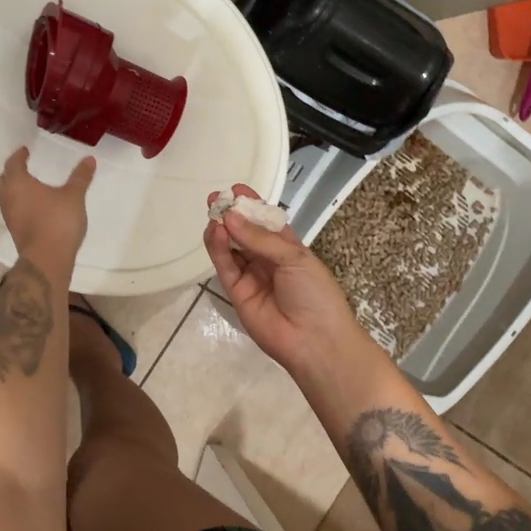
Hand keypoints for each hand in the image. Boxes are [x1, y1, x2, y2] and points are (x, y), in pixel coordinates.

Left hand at [0, 147, 95, 264]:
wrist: (47, 259)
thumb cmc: (57, 221)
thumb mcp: (73, 196)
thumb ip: (80, 177)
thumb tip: (89, 159)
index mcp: (18, 183)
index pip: (13, 164)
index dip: (18, 156)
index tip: (25, 150)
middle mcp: (9, 198)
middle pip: (3, 181)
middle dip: (10, 173)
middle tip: (22, 168)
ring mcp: (10, 217)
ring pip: (6, 197)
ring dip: (14, 190)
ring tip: (28, 186)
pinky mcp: (15, 232)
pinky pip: (13, 211)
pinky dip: (19, 204)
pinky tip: (34, 207)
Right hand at [204, 185, 365, 373]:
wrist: (315, 341)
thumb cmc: (315, 294)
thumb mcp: (295, 258)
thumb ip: (260, 238)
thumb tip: (230, 218)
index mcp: (288, 248)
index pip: (266, 222)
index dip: (252, 206)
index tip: (236, 189)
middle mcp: (267, 259)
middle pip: (244, 233)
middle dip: (231, 215)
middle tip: (216, 198)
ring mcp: (250, 276)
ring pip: (231, 248)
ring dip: (221, 230)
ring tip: (214, 213)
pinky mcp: (236, 292)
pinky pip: (225, 266)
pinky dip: (218, 249)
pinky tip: (216, 232)